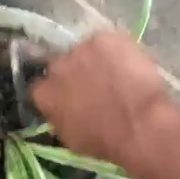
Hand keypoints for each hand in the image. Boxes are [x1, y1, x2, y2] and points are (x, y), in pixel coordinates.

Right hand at [28, 30, 179, 175]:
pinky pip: (108, 41)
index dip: (56, 90)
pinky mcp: (105, 37)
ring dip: (95, 60)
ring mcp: (81, 48)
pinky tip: (129, 64)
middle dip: (73, 72)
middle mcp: (56, 66)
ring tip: (116, 74)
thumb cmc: (106, 141)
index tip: (68, 96)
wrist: (140, 125)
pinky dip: (117, 50)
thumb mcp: (71, 138)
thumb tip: (61, 110)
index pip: (40, 86)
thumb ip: (59, 117)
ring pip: (86, 50)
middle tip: (93, 84)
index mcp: (44, 93)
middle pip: (60, 64)